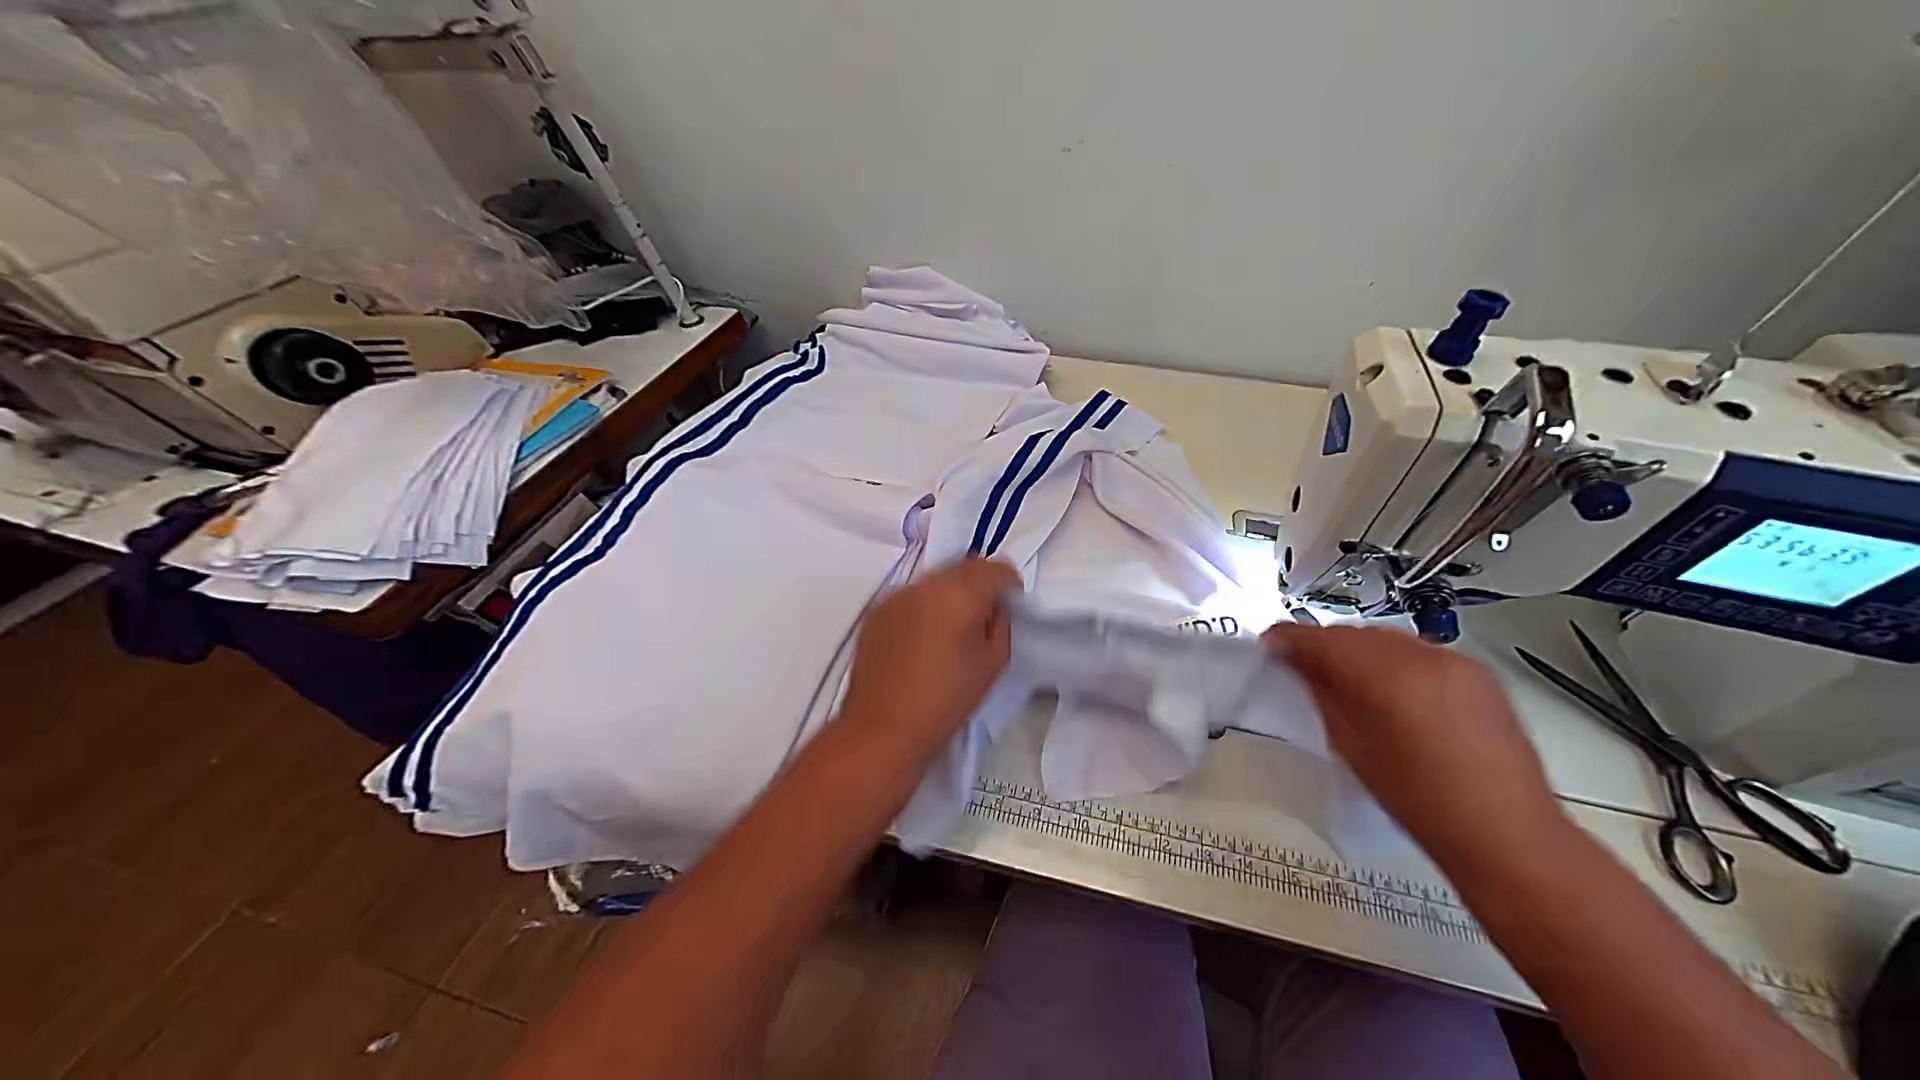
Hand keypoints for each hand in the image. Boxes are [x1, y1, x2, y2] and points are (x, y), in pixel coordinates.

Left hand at [838, 558, 1019, 760]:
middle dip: (979, 584)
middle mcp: (926, 584)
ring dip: (950, 594)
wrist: (883, 727)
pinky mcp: (877, 611)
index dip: (1009, 584)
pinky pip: (911, 597)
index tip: (1010, 605)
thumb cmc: (947, 699)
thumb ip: (1000, 622)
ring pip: (935, 580)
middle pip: (963, 567)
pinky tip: (923, 640)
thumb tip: (993, 606)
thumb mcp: (994, 662)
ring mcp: (897, 595)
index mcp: (960, 593)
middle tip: (984, 617)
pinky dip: (924, 607)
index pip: (995, 567)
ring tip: (951, 630)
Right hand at [1265, 622, 1569, 866]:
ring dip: (1358, 652)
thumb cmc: (1424, 803)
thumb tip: (1302, 667)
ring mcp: (1456, 663)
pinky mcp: (1479, 674)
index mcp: (1386, 676)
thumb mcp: (1351, 745)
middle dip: (1323, 646)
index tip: (1272, 644)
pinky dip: (1394, 661)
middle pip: (1354, 634)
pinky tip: (1388, 690)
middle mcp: (1424, 659)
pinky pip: (1420, 652)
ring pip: (1387, 639)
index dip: (1289, 638)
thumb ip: (1322, 694)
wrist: (1504, 834)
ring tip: (1345, 681)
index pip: (1321, 638)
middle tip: (1301, 665)